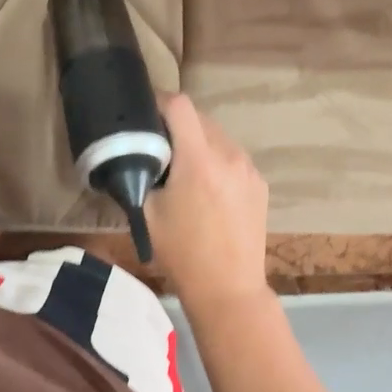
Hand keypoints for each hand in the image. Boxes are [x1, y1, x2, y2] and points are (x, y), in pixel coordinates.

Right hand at [146, 94, 270, 312]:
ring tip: (184, 169)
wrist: (228, 290)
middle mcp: (228, 155)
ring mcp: (248, 168)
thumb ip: (140, 175)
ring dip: (199, 142)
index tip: (144, 112)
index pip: (180, 106)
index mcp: (198, 160)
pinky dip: (217, 161)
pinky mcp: (260, 183)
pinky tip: (208, 188)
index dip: (159, 102)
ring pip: (218, 136)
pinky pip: (233, 157)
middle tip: (158, 146)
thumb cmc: (182, 254)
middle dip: (177, 125)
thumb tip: (132, 154)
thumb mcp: (148, 213)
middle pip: (199, 118)